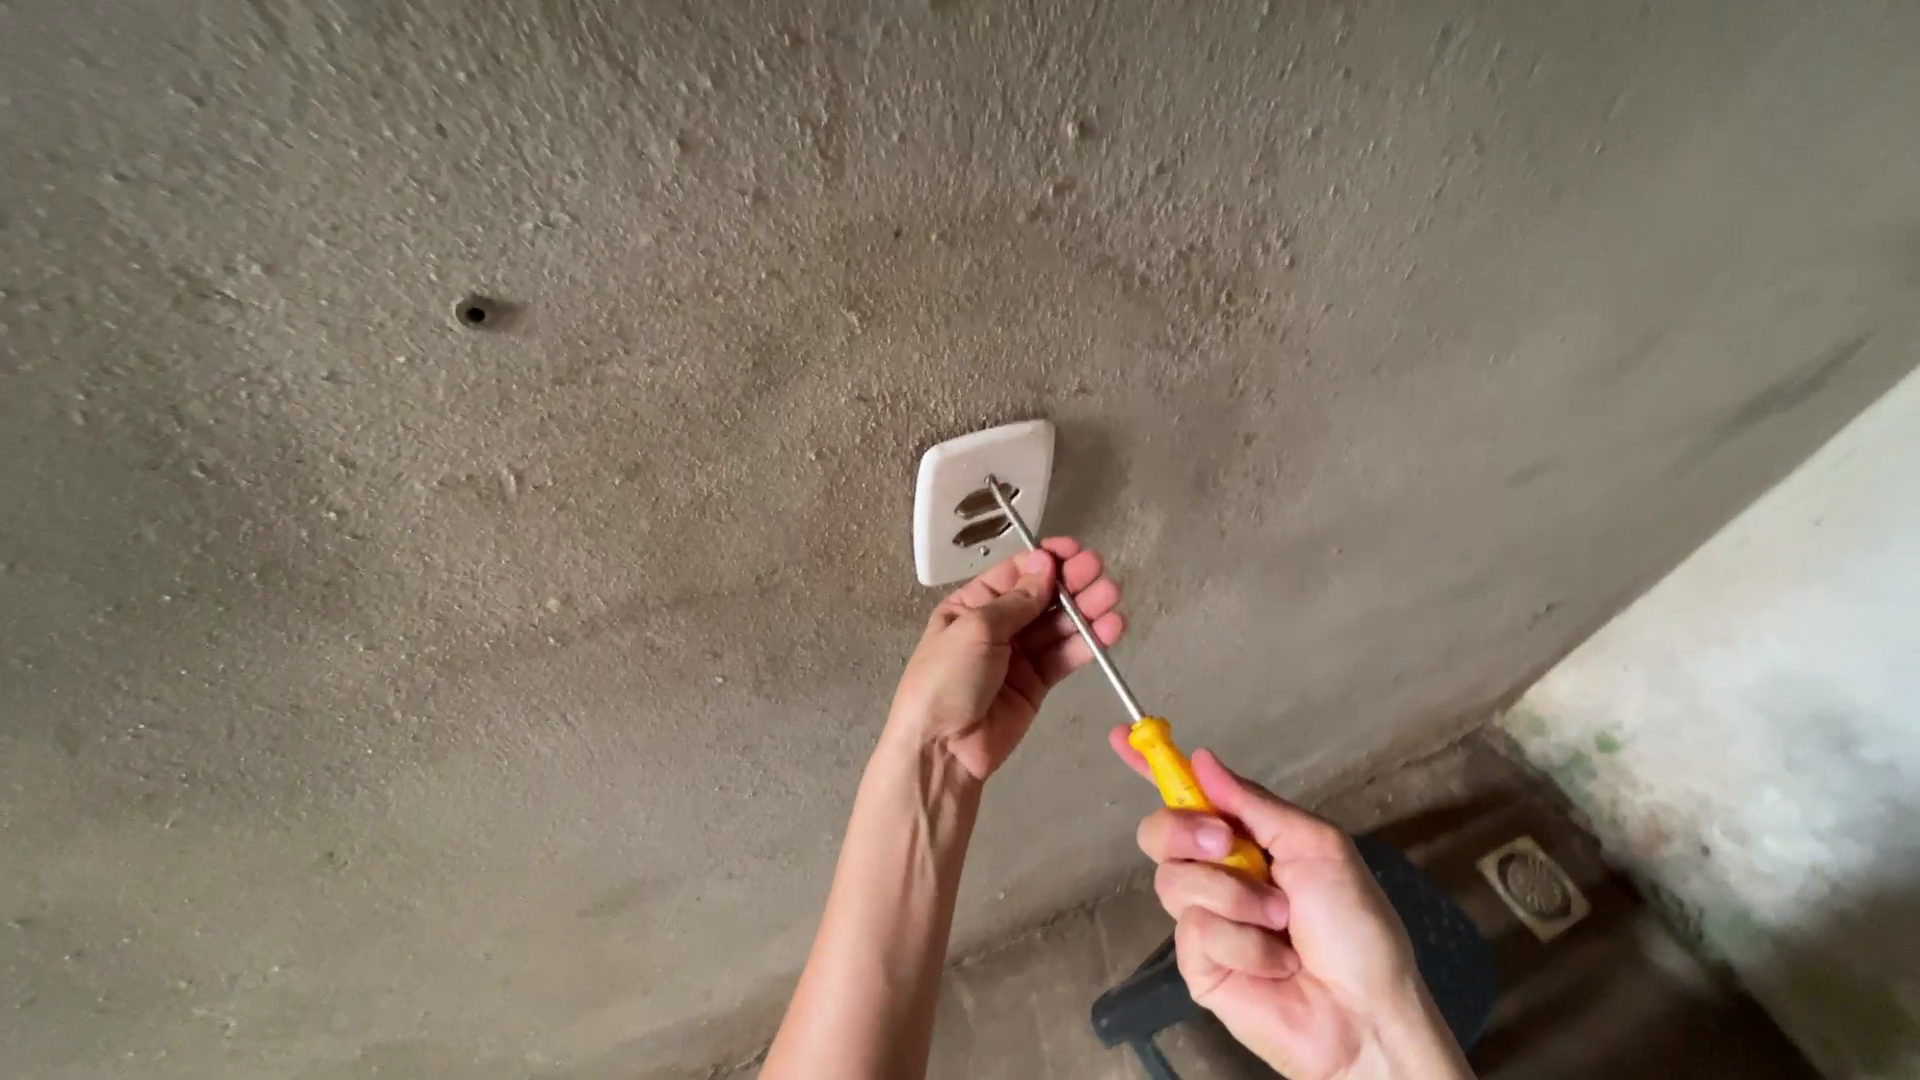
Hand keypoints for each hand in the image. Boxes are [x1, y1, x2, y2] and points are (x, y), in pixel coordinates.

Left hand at [887, 538, 1124, 782]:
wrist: (942, 749)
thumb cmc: (946, 680)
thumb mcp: (974, 630)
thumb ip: (1015, 601)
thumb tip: (1044, 565)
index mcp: (970, 605)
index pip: (1015, 574)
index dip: (1046, 561)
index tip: (1075, 550)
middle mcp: (996, 626)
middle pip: (1041, 597)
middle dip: (1071, 582)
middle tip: (1098, 571)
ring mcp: (1018, 656)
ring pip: (1058, 625)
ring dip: (1085, 610)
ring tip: (1111, 597)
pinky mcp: (1037, 683)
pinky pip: (1065, 656)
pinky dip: (1088, 643)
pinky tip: (1110, 629)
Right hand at [1109, 739, 1472, 1079]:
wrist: (1367, 1013)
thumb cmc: (1355, 925)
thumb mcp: (1317, 846)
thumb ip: (1254, 803)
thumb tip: (1200, 758)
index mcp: (1242, 835)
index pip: (1185, 792)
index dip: (1150, 764)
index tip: (1122, 736)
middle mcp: (1215, 870)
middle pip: (1158, 830)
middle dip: (1184, 829)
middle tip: (1225, 843)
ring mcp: (1202, 916)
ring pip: (1174, 880)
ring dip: (1234, 897)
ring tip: (1280, 921)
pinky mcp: (1197, 963)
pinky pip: (1195, 931)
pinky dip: (1241, 943)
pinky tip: (1274, 962)